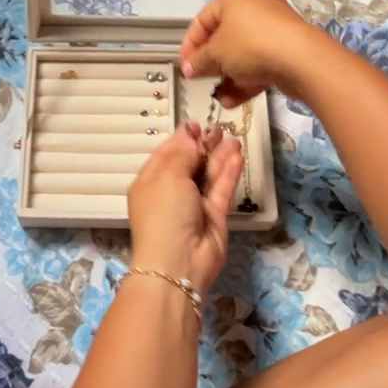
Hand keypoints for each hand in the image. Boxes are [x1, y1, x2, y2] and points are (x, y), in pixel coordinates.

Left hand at [126, 122, 240, 290]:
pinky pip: (221, 189)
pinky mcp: (214, 216)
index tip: (196, 124)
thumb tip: (189, 134)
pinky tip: (237, 155)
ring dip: (219, 156)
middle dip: (203, 145)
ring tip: (232, 137)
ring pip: (208, 175)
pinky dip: (228, 172)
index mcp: (150, 182)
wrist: (178, 263)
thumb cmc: (164, 213)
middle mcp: (171, 192)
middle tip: (219, 128)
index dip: (181, 139)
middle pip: (189, 163)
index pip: (165, 154)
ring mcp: (193, 205)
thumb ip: (182, 154)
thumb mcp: (168, 176)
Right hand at [179, 0, 327, 107]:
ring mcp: (274, 28)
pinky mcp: (287, 48)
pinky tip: (233, 100)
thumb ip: (199, 61)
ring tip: (219, 97)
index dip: (189, 45)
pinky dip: (246, 79)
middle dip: (211, 63)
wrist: (302, 59)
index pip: (203, 20)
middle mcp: (255, 7)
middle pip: (224, 37)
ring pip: (243, 53)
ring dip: (228, 76)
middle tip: (201, 80)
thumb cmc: (250, 46)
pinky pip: (260, 62)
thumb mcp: (216, 54)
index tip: (184, 67)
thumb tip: (188, 68)